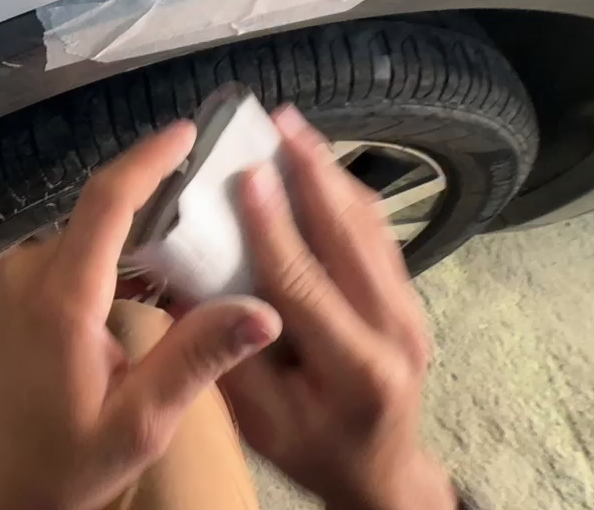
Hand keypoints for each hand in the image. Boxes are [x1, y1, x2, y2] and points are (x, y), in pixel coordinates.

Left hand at [0, 121, 282, 509]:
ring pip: (82, 237)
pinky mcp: (4, 293)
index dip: (148, 158)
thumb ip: (194, 360)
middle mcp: (28, 268)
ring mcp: (10, 278)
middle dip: (153, 199)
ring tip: (183, 246)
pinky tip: (134, 283)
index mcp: (61, 293)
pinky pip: (62, 257)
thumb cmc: (56, 467)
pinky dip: (101, 258)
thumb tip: (262, 310)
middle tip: (209, 198)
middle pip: (99, 214)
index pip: (107, 200)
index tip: (186, 130)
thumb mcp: (136, 425)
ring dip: (128, 236)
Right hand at [219, 106, 456, 509]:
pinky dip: (345, 188)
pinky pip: (376, 229)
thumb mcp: (257, 418)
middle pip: (350, 237)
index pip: (304, 283)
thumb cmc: (310, 446)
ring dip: (329, 169)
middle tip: (278, 122)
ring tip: (294, 128)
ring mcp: (410, 309)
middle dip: (312, 172)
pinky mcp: (407, 293)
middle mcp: (394, 331)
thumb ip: (226, 348)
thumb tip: (184, 278)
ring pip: (368, 224)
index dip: (273, 227)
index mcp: (356, 371)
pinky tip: (317, 161)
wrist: (383, 470)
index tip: (248, 174)